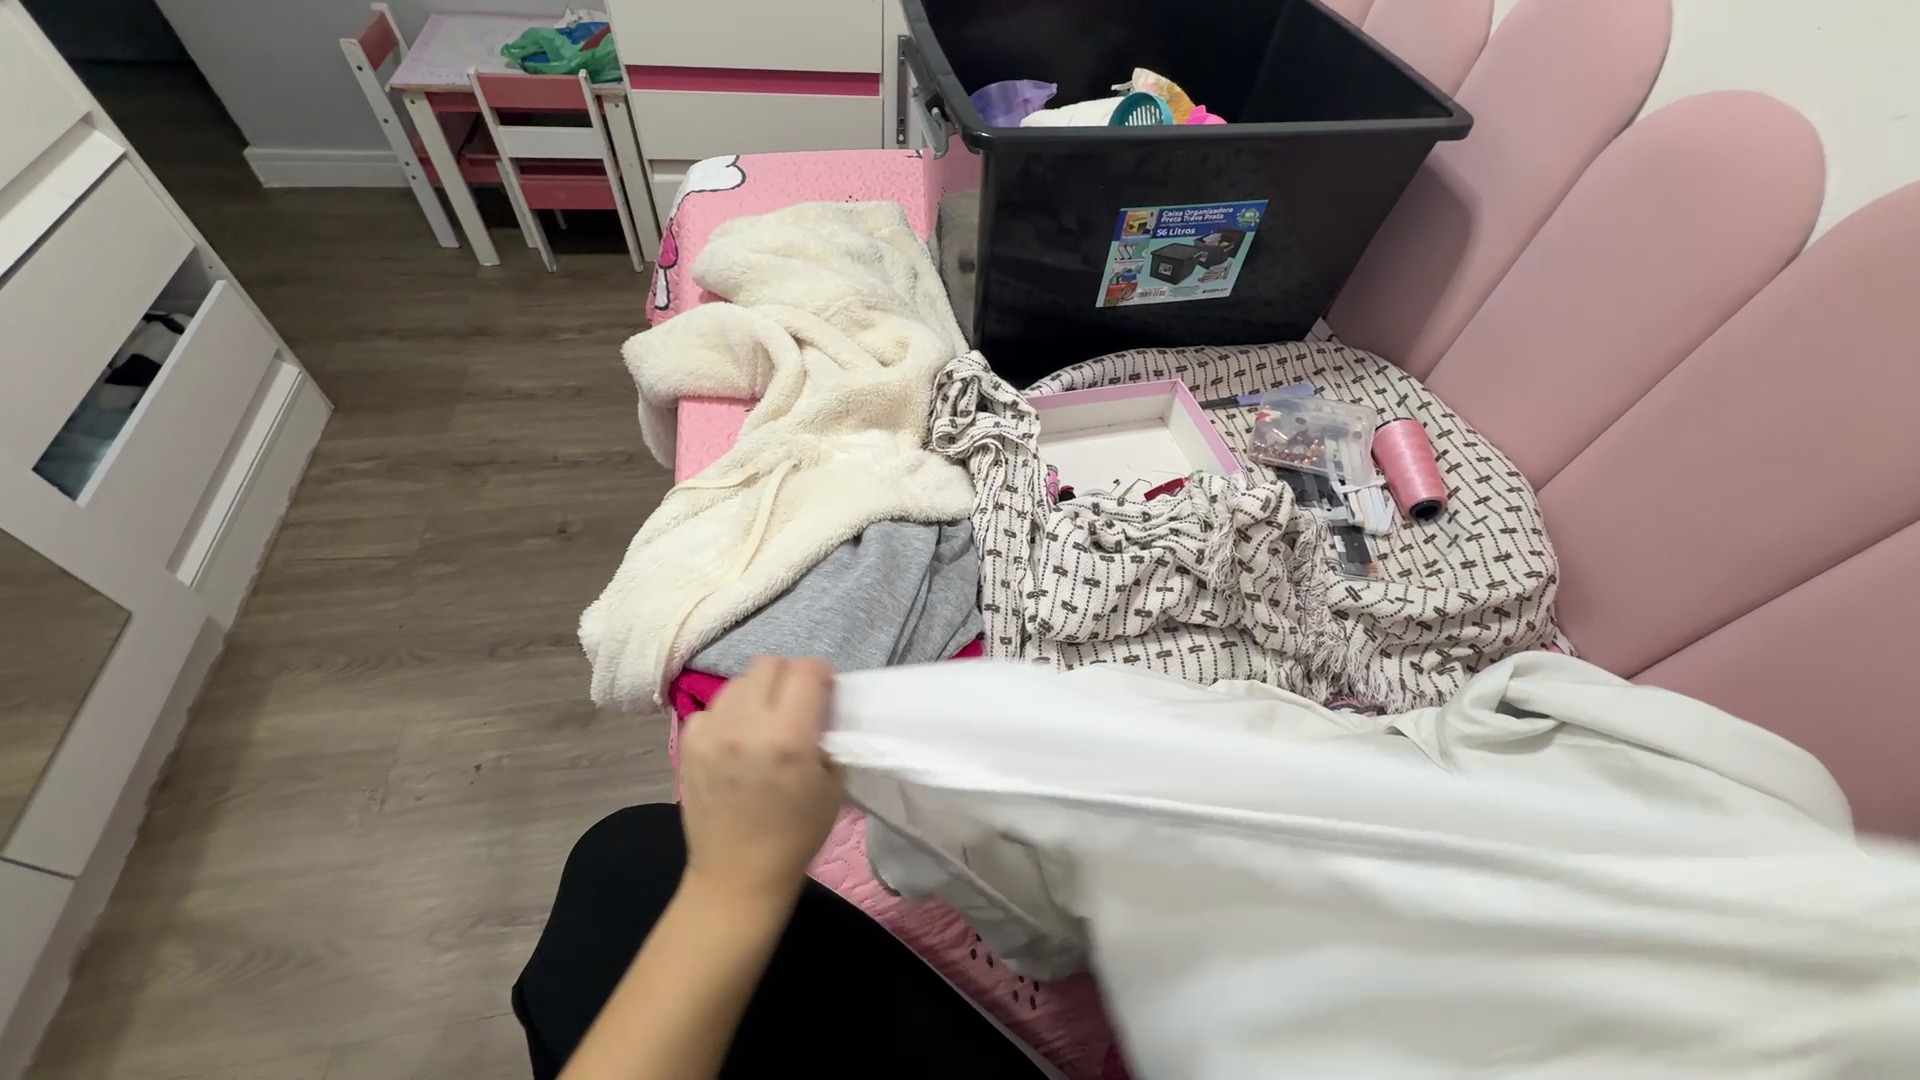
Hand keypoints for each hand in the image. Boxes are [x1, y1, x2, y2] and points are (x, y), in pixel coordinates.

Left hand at [679, 656, 843, 904]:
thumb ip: (828, 735)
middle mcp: (747, 726)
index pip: (807, 670)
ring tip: (763, 722)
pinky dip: (730, 714)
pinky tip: (737, 740)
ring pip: (740, 681)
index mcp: (790, 738)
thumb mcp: (834, 783)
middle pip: (769, 664)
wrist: (737, 875)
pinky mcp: (688, 743)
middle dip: (789, 677)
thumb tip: (821, 703)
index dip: (822, 674)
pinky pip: (714, 706)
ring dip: (758, 693)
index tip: (825, 691)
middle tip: (796, 704)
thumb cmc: (796, 834)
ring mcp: (712, 732)